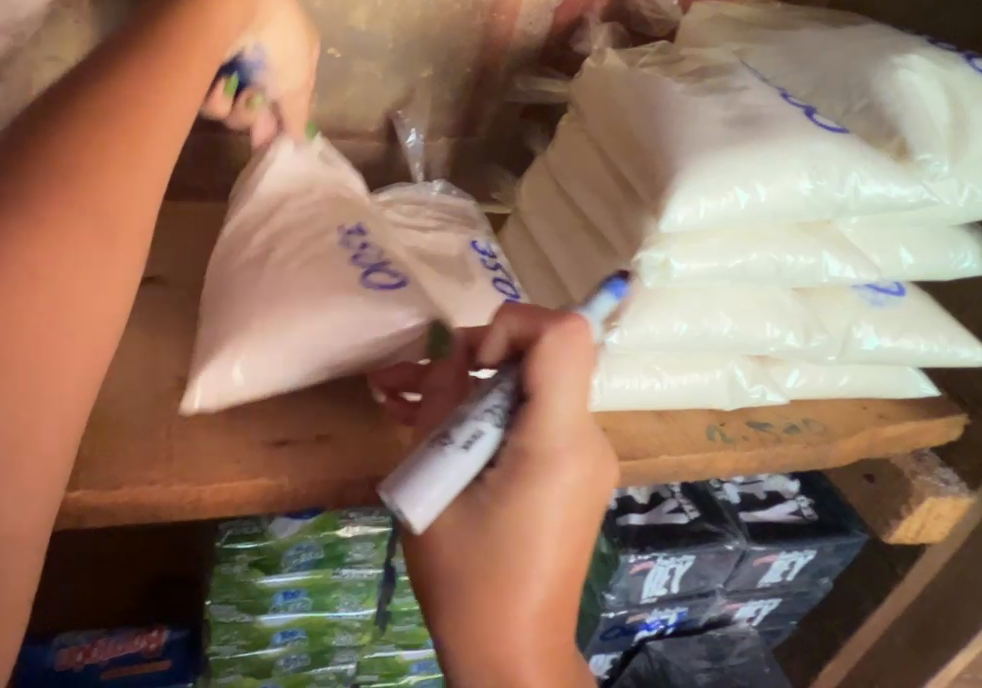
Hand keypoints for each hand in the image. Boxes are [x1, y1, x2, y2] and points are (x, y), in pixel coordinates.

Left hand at [188, 0, 319, 145]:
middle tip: (249, 105)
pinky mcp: (195, 58)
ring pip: (226, 104)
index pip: (285, 94)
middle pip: (252, 103)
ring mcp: (225, 54)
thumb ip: (299, 113)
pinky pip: (202, 92)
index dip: (278, 120)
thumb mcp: (298, 80)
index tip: (270, 142)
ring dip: (232, 105)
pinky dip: (211, 92)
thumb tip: (300, 139)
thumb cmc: (276, 38)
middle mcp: (257, 52)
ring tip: (233, 88)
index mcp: (290, 50)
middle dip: (252, 111)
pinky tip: (215, 81)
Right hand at [368, 305, 613, 687]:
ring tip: (397, 393)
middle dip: (472, 354)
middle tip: (409, 380)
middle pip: (541, 354)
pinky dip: (482, 412)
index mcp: (558, 440)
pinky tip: (424, 420)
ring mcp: (579, 455)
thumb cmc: (468, 579)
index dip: (511, 326)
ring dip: (466, 383)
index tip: (471, 365)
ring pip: (528, 383)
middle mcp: (583, 438)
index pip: (564, 334)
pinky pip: (528, 416)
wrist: (511, 654)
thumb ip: (444, 405)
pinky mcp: (566, 470)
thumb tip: (453, 353)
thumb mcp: (434, 481)